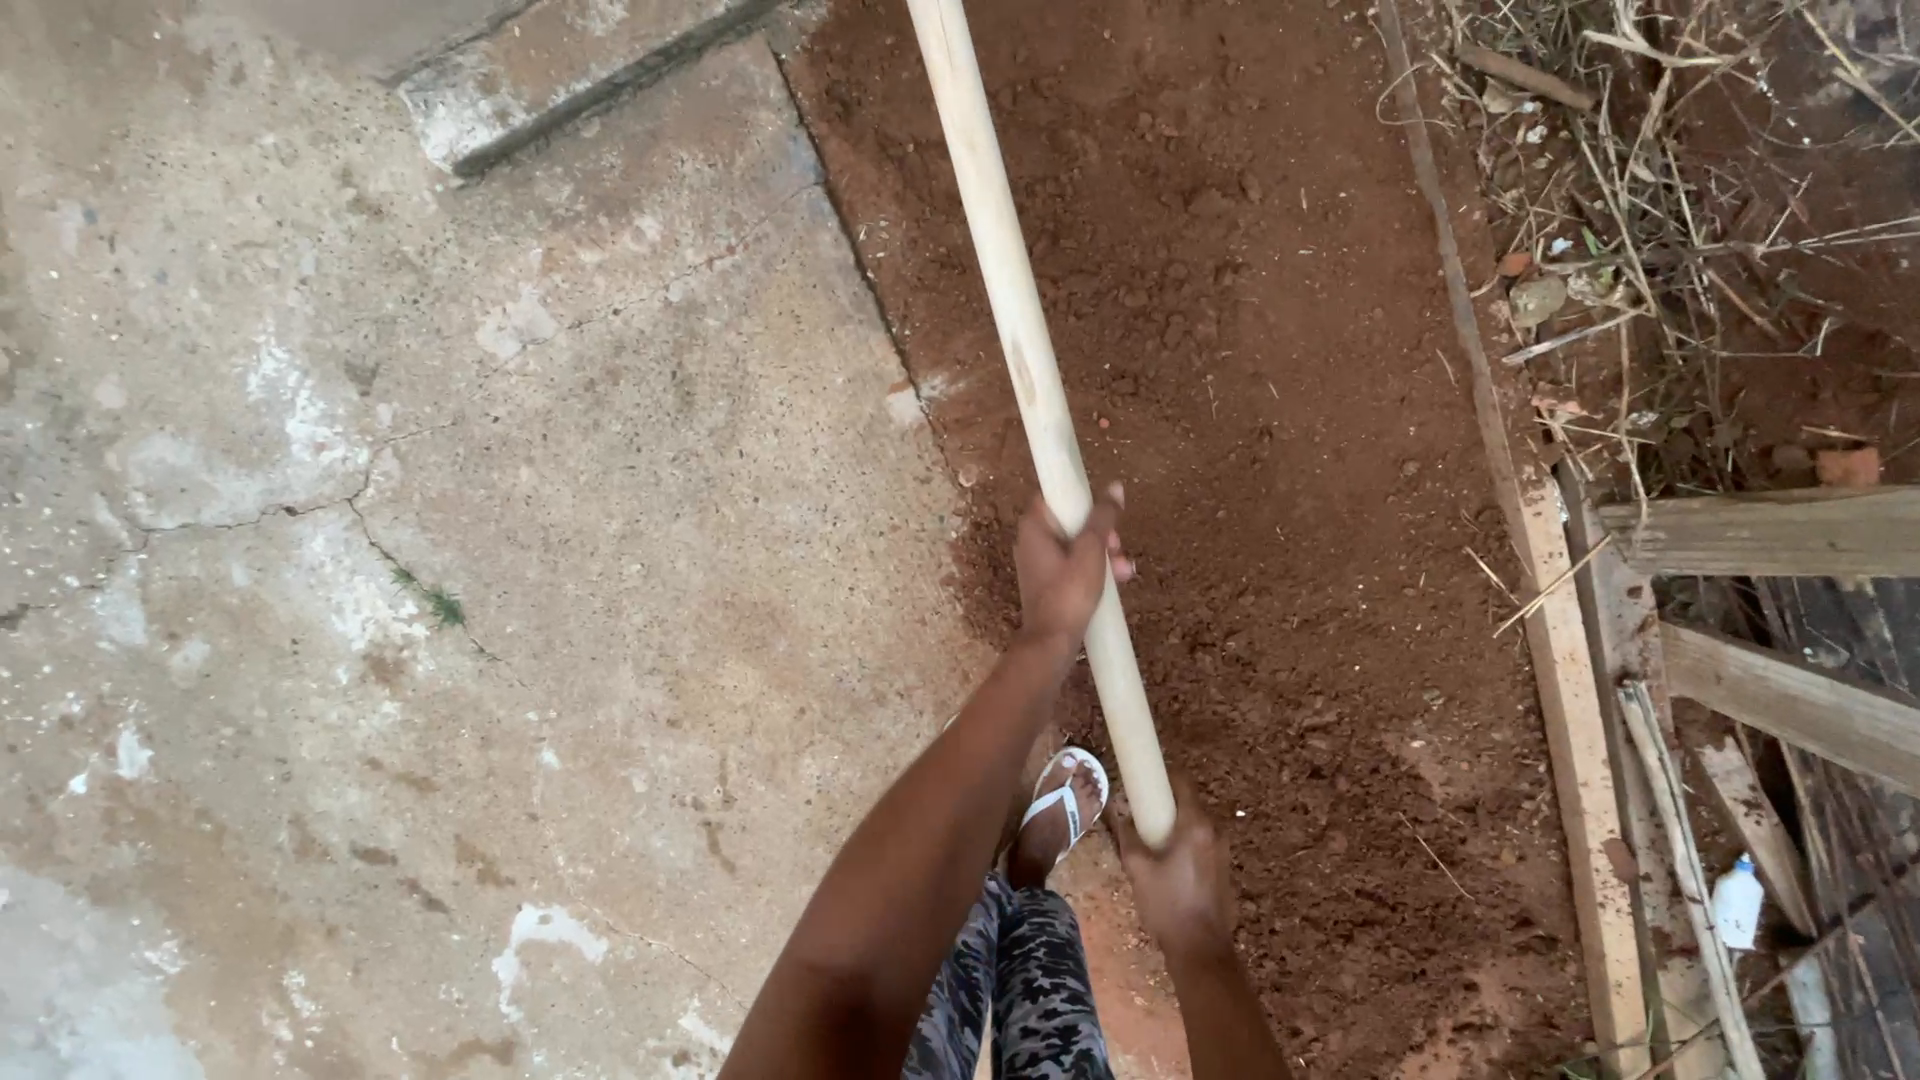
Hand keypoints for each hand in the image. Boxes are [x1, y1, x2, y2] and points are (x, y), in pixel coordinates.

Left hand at [1013, 483, 1131, 648]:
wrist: (1052, 642)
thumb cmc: (1069, 592)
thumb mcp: (1092, 550)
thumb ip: (1103, 517)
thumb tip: (1114, 488)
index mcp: (1034, 527)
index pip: (1055, 495)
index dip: (1082, 500)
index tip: (1103, 513)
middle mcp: (1032, 541)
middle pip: (1071, 521)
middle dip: (1101, 533)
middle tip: (1117, 546)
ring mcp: (1039, 564)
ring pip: (1077, 545)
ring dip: (1104, 553)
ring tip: (1124, 570)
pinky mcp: (1049, 584)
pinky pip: (1074, 566)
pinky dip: (1094, 569)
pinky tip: (1118, 580)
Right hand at [1113, 773, 1235, 956]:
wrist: (1201, 951)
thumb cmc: (1167, 905)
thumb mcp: (1137, 868)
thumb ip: (1127, 835)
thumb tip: (1118, 810)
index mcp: (1195, 825)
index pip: (1182, 781)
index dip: (1161, 774)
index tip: (1142, 779)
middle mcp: (1215, 832)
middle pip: (1188, 803)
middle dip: (1164, 804)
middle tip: (1139, 814)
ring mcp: (1223, 852)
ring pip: (1195, 825)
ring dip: (1174, 826)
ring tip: (1150, 843)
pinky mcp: (1224, 870)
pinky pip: (1202, 844)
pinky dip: (1186, 844)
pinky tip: (1168, 865)